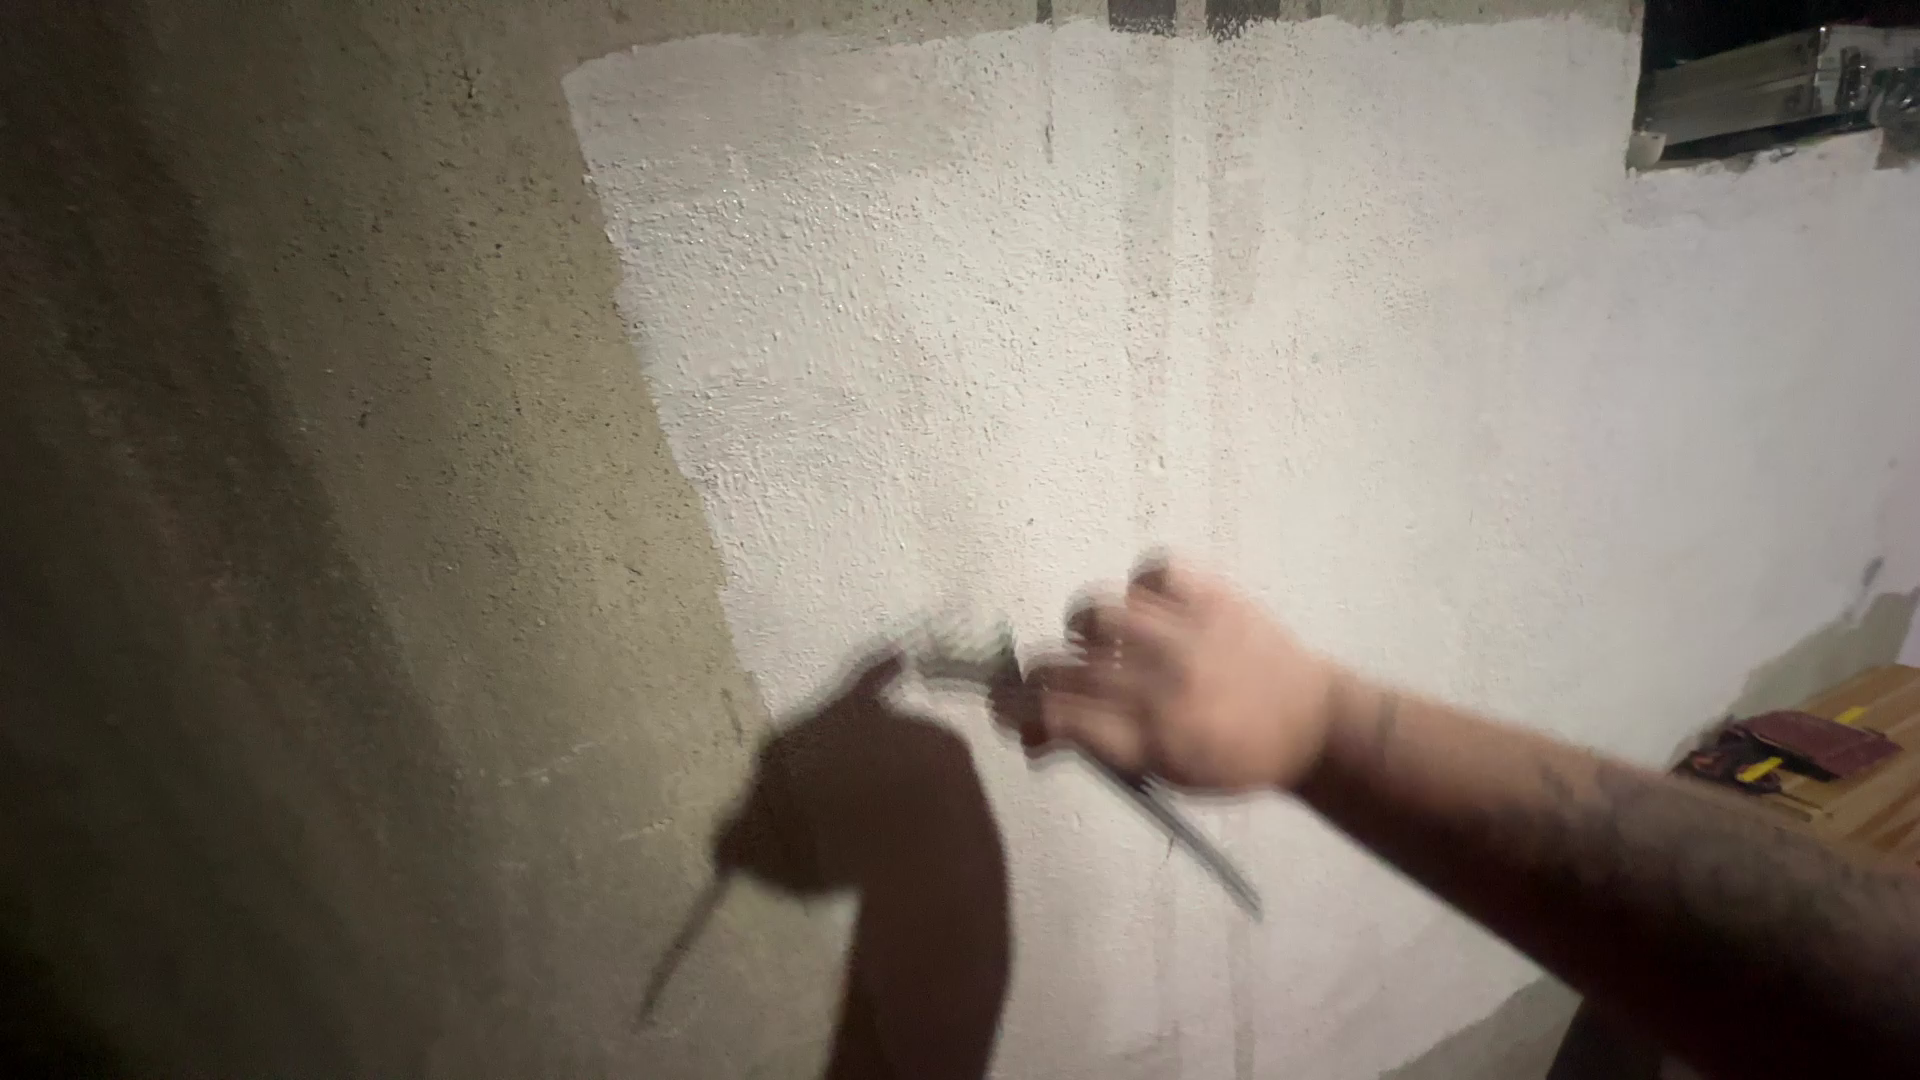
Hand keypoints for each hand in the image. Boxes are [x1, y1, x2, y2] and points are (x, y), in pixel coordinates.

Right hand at [1014, 558, 1343, 791]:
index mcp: (1152, 740)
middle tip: (1040, 676)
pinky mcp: (1213, 598)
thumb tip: (1031, 738)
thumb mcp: (1166, 774)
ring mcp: (1188, 636)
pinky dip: (1142, 584)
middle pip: (1064, 668)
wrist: (1314, 725)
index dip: (1017, 709)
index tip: (1005, 706)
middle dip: (1035, 675)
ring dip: (1082, 628)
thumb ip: (1096, 751)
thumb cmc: (1233, 760)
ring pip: (1099, 614)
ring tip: (1092, 637)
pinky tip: (1146, 606)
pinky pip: (1154, 570)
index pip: (1056, 717)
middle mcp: (1163, 686)